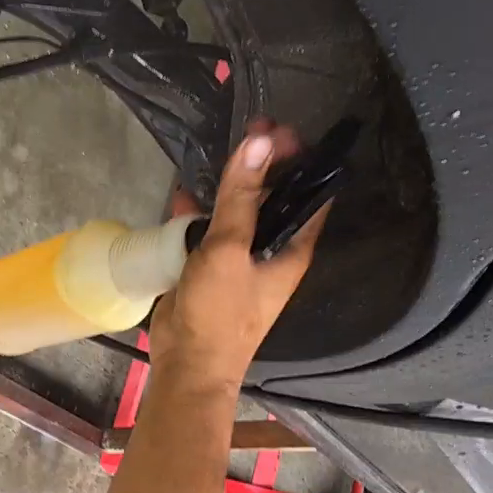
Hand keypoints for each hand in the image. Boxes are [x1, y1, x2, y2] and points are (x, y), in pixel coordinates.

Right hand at [148, 120, 328, 392]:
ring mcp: (237, 260)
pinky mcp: (207, 269)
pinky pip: (207, 232)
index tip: (279, 129)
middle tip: (248, 128)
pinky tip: (183, 193)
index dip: (299, 160)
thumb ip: (241, 197)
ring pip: (237, 213)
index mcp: (292, 249)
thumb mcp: (229, 249)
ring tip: (216, 152)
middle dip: (261, 165)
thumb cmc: (219, 312)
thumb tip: (259, 141)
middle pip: (272, 198)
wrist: (187, 364)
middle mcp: (270, 252)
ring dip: (227, 187)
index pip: (309, 194)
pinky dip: (198, 213)